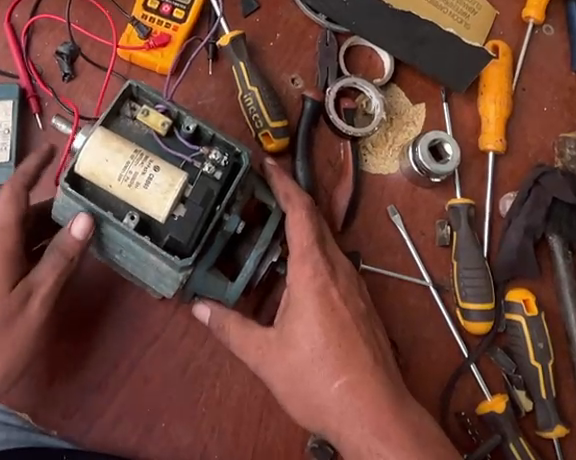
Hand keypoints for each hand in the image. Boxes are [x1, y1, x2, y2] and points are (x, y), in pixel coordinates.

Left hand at [0, 144, 94, 410]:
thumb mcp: (34, 303)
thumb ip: (59, 260)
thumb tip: (85, 217)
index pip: (15, 191)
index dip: (32, 166)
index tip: (51, 147)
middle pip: (22, 216)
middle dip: (55, 207)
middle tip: (90, 205)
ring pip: (19, 239)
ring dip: (48, 233)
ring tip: (82, 237)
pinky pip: (13, 258)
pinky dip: (37, 254)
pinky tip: (54, 272)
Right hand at [191, 160, 452, 458]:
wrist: (375, 412)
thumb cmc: (321, 381)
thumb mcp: (266, 356)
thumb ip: (232, 328)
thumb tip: (200, 308)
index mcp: (314, 271)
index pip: (300, 211)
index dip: (283, 183)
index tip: (267, 164)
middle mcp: (337, 269)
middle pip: (315, 220)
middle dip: (289, 200)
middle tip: (261, 191)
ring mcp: (354, 285)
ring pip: (325, 243)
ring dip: (300, 231)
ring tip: (270, 234)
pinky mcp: (361, 303)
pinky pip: (334, 265)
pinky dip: (311, 257)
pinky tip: (294, 279)